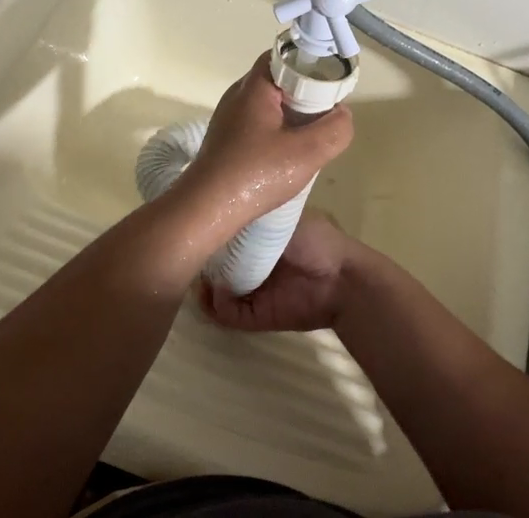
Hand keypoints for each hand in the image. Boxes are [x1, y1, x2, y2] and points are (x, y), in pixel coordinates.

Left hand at [177, 53, 352, 223]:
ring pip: (270, 105)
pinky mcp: (226, 140)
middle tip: (325, 117)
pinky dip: (277, 132)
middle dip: (306, 95)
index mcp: (253, 87)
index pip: (285, 57)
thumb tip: (341, 114)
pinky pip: (258, 124)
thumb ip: (335, 129)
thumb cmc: (255, 174)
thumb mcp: (307, 153)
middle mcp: (237, 96)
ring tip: (310, 139)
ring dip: (292, 117)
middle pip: (279, 81)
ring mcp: (228, 118)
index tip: (330, 88)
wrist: (205, 209)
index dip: (311, 66)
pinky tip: (286, 157)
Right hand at [197, 212, 369, 331]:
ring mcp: (253, 291)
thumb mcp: (281, 217)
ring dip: (204, 285)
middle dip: (202, 261)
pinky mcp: (256, 316)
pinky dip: (216, 306)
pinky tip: (213, 293)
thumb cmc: (315, 240)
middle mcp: (253, 265)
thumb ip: (251, 218)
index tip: (194, 225)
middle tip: (188, 251)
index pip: (227, 237)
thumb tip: (221, 212)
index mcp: (261, 239)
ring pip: (217, 291)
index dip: (211, 233)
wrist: (340, 279)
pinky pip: (227, 314)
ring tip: (195, 273)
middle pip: (217, 265)